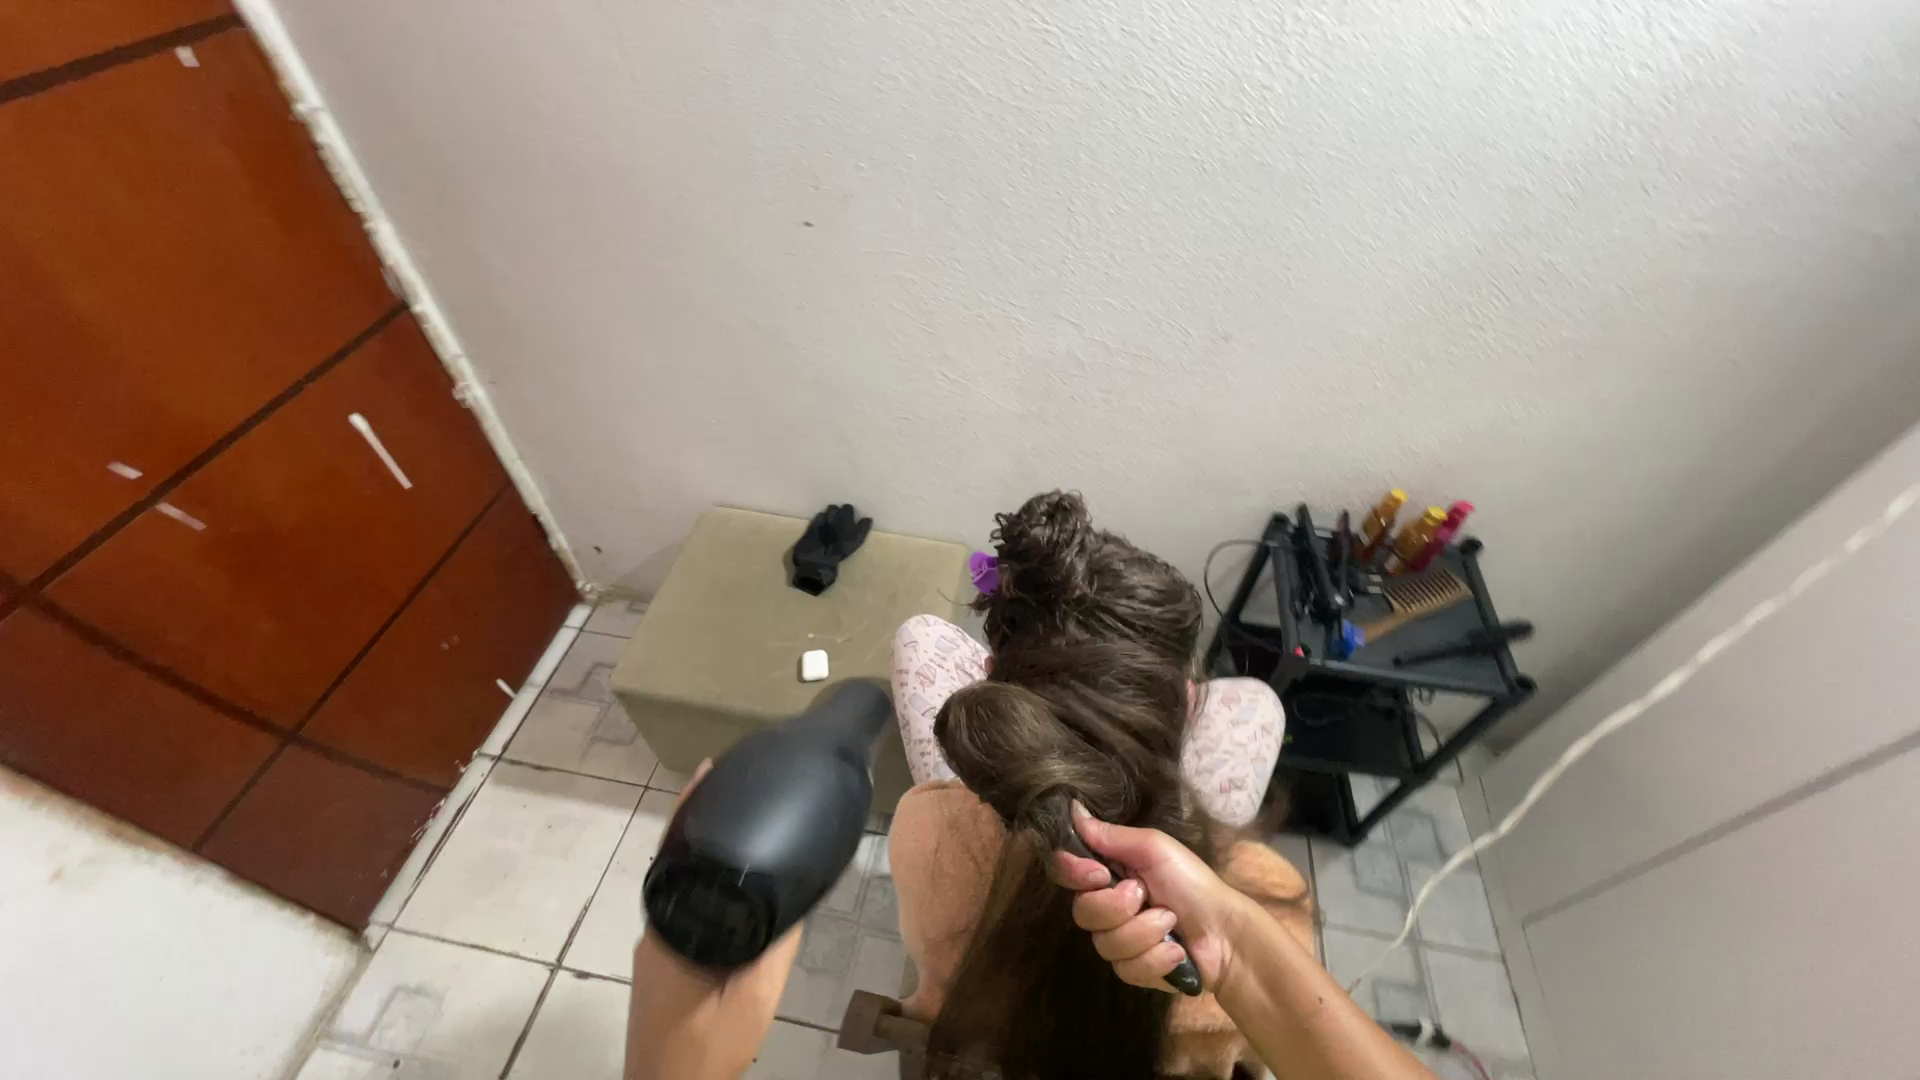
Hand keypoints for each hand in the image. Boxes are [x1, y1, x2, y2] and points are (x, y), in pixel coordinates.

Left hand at [624, 761, 801, 1079]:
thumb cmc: (709, 1045)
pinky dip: (704, 883)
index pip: (674, 851)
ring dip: (705, 853)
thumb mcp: (755, 995)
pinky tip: (733, 888)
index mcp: (670, 928)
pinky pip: (683, 906)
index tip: (708, 772)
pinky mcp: (661, 964)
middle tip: (739, 788)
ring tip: (744, 825)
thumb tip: (794, 895)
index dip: (688, 809)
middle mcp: (654, 928)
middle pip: (676, 860)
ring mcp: (654, 947)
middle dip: (702, 822)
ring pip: (680, 885)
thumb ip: (776, 943)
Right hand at [1050, 802, 1253, 993]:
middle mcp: (1106, 904)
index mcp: (1108, 870)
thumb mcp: (1153, 848)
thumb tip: (1072, 807)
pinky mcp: (1132, 969)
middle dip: (1117, 906)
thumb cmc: (1191, 881)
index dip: (1074, 873)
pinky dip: (1155, 958)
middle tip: (1145, 895)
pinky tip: (1176, 951)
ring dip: (1144, 932)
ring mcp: (1118, 939)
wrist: (1226, 932)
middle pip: (1082, 912)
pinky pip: (1125, 969)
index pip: (1066, 870)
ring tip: (1171, 923)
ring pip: (1104, 943)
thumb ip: (1111, 835)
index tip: (1099, 873)